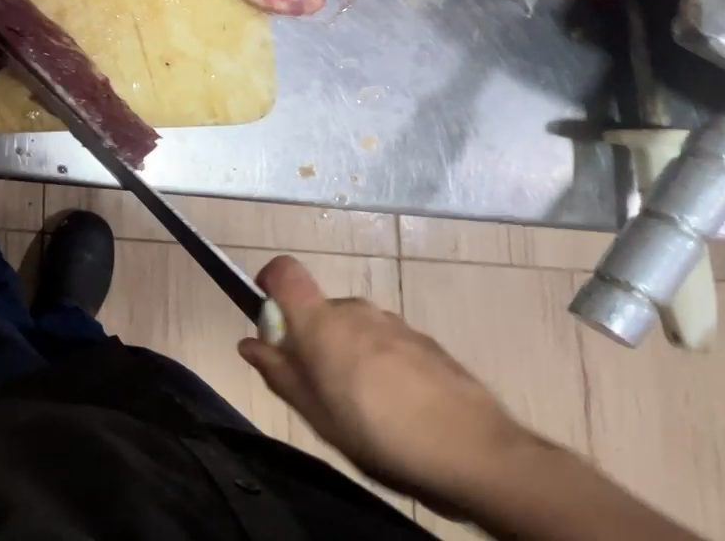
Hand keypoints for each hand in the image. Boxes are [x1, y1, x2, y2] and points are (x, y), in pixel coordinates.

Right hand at [239, 255, 534, 512]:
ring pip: (358, 330)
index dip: (270, 282)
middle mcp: (356, 310)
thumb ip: (278, 373)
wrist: (476, 452)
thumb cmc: (377, 430)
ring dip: (352, 355)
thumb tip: (249, 344)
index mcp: (319, 320)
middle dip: (314, 339)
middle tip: (320, 386)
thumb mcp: (313, 412)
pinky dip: (386, 367)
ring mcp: (397, 325)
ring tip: (366, 407)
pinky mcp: (431, 346)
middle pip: (321, 310)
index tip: (270, 318)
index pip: (283, 271)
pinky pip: (391, 346)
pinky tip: (401, 410)